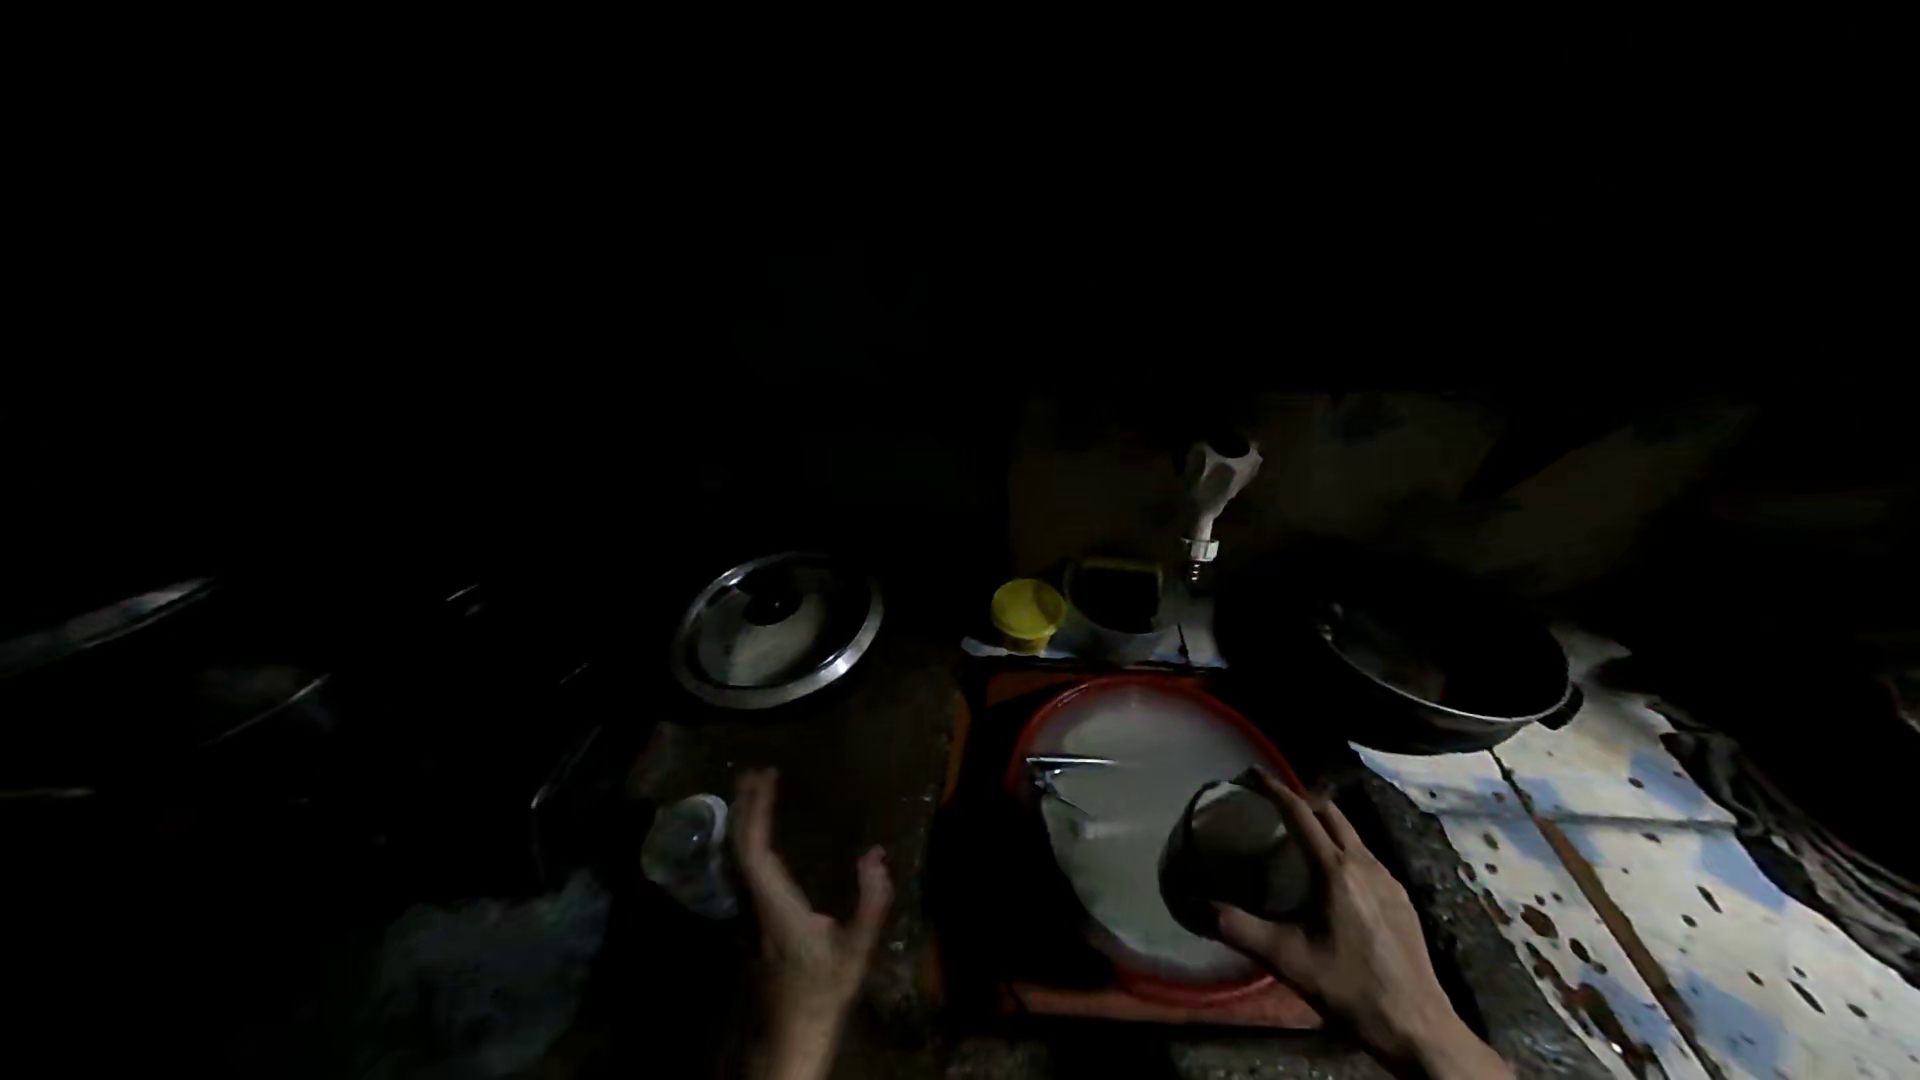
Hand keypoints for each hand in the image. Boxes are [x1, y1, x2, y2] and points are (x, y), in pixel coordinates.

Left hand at [733, 769, 892, 1079]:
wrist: (794, 1031)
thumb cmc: (826, 988)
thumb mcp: (857, 948)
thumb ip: (870, 903)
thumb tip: (876, 854)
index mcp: (778, 904)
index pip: (757, 851)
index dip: (757, 812)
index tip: (768, 778)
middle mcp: (757, 902)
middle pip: (740, 847)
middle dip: (746, 806)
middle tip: (757, 770)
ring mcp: (751, 910)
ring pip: (736, 857)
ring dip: (743, 819)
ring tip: (753, 790)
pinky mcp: (755, 916)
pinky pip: (743, 867)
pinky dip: (747, 838)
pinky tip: (757, 830)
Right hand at [1214, 770, 1511, 1079]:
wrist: (1420, 1030)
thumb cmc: (1350, 989)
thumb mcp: (1286, 960)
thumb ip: (1237, 927)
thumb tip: (1193, 904)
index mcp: (1336, 870)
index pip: (1300, 812)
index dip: (1273, 788)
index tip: (1251, 772)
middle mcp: (1365, 865)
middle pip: (1330, 812)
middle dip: (1299, 796)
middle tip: (1271, 797)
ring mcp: (1390, 881)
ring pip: (1351, 832)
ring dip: (1322, 820)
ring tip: (1296, 830)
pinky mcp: (1403, 899)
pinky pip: (1366, 854)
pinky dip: (1341, 844)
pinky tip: (1331, 870)